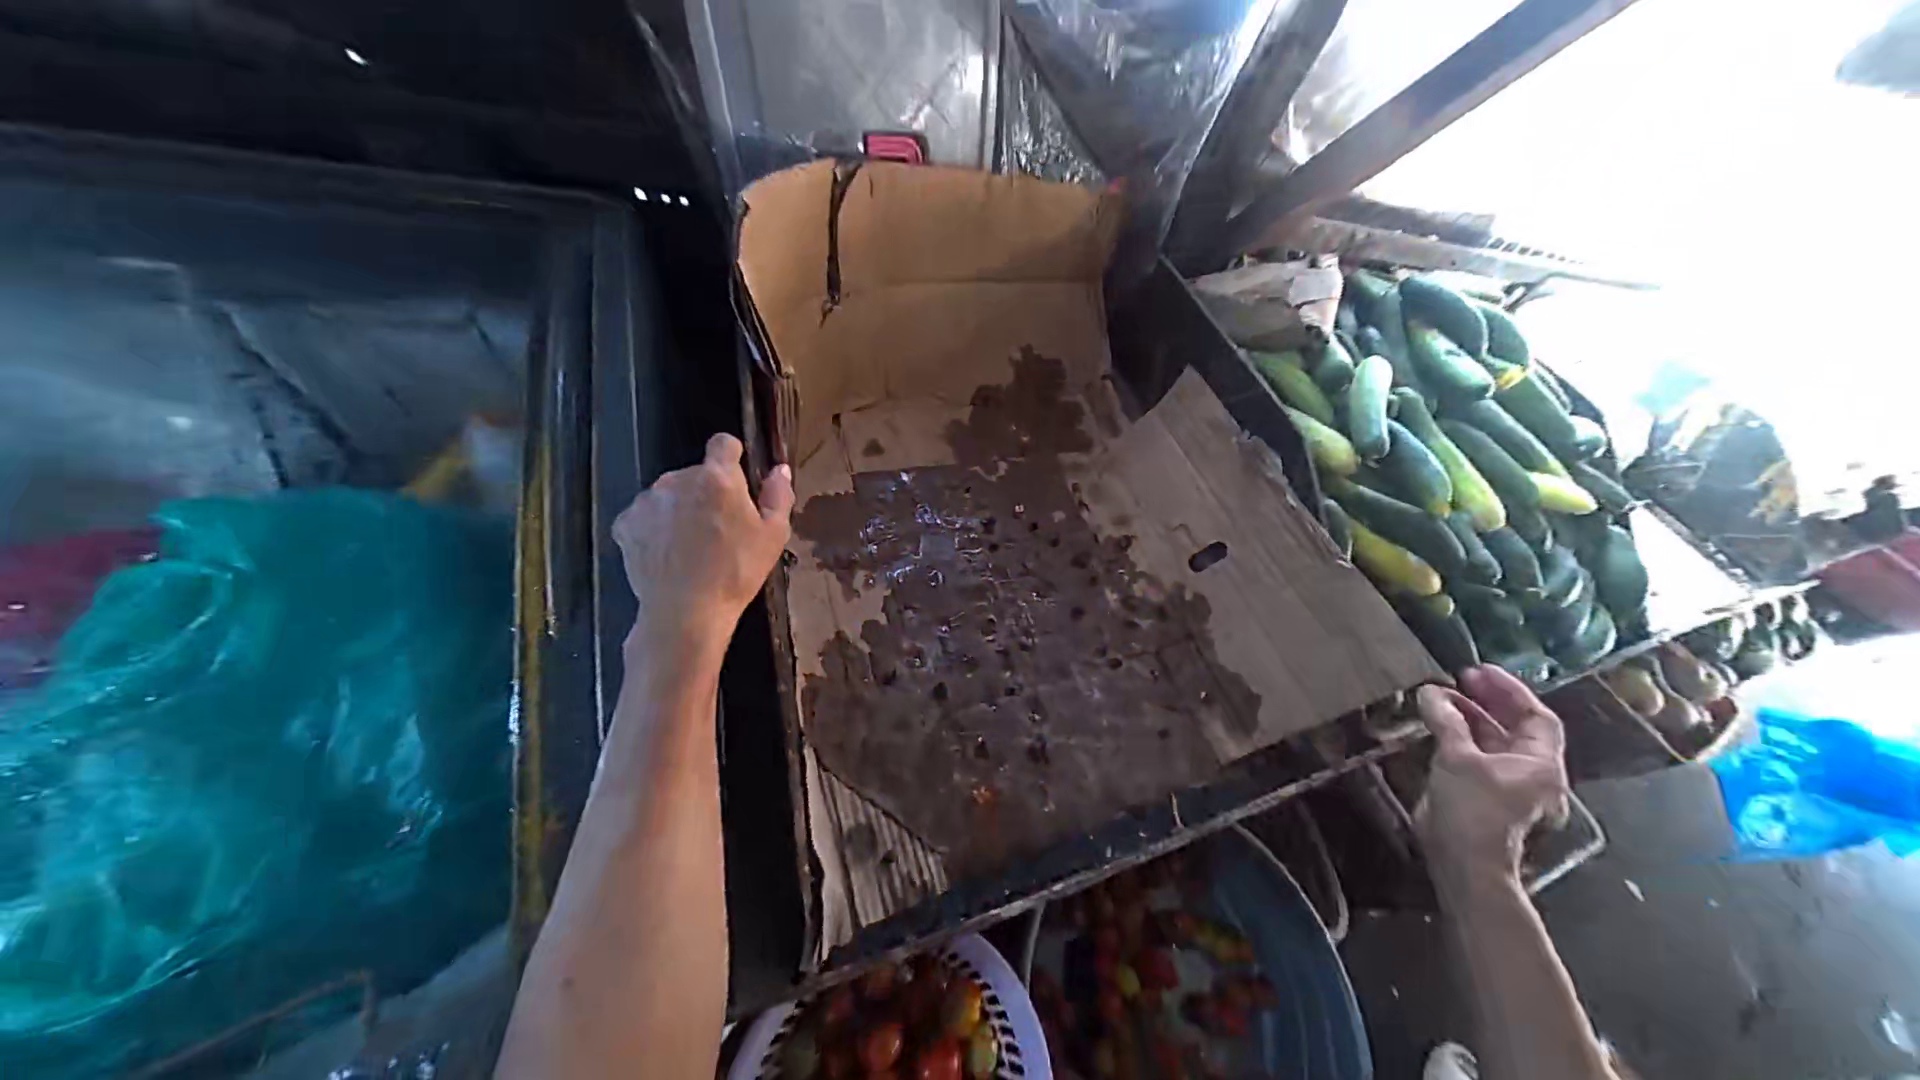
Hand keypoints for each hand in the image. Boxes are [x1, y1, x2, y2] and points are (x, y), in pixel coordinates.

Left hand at [612, 433, 793, 658]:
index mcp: (717, 478)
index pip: (722, 444)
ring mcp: (647, 501)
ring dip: (681, 509)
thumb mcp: (773, 536)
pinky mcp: (624, 524)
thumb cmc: (737, 572)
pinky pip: (645, 517)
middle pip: (696, 474)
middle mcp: (677, 479)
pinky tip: (668, 554)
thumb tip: (779, 470)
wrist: (686, 611)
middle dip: (707, 493)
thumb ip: (777, 496)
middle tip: (720, 528)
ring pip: (669, 495)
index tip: (737, 477)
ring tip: (692, 546)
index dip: (732, 456)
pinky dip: (656, 529)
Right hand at [1415, 665, 1570, 882]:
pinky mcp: (1482, 796)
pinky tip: (1436, 726)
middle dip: (1488, 701)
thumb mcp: (1458, 758)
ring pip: (1492, 742)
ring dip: (1468, 718)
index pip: (1536, 717)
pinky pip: (1475, 757)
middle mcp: (1531, 774)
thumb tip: (1430, 692)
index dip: (1509, 690)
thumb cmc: (1474, 808)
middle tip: (1459, 679)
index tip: (1478, 671)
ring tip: (1440, 699)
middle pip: (1515, 728)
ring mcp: (1507, 787)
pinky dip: (1457, 738)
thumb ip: (1446, 721)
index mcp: (1541, 765)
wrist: (1465, 861)